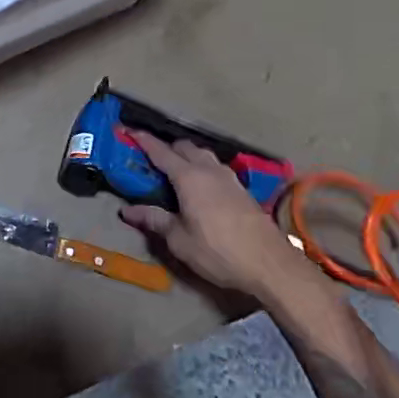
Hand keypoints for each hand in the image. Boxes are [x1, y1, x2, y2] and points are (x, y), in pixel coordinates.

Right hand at [116, 128, 320, 302]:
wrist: (271, 266)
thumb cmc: (218, 252)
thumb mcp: (179, 240)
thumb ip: (154, 220)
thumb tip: (127, 210)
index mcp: (188, 177)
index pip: (160, 151)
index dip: (142, 140)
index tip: (127, 131)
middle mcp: (209, 171)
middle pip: (185, 147)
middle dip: (166, 148)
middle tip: (150, 160)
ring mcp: (230, 179)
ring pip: (204, 156)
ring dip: (188, 157)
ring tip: (175, 172)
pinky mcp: (243, 191)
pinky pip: (217, 169)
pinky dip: (203, 169)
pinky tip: (201, 188)